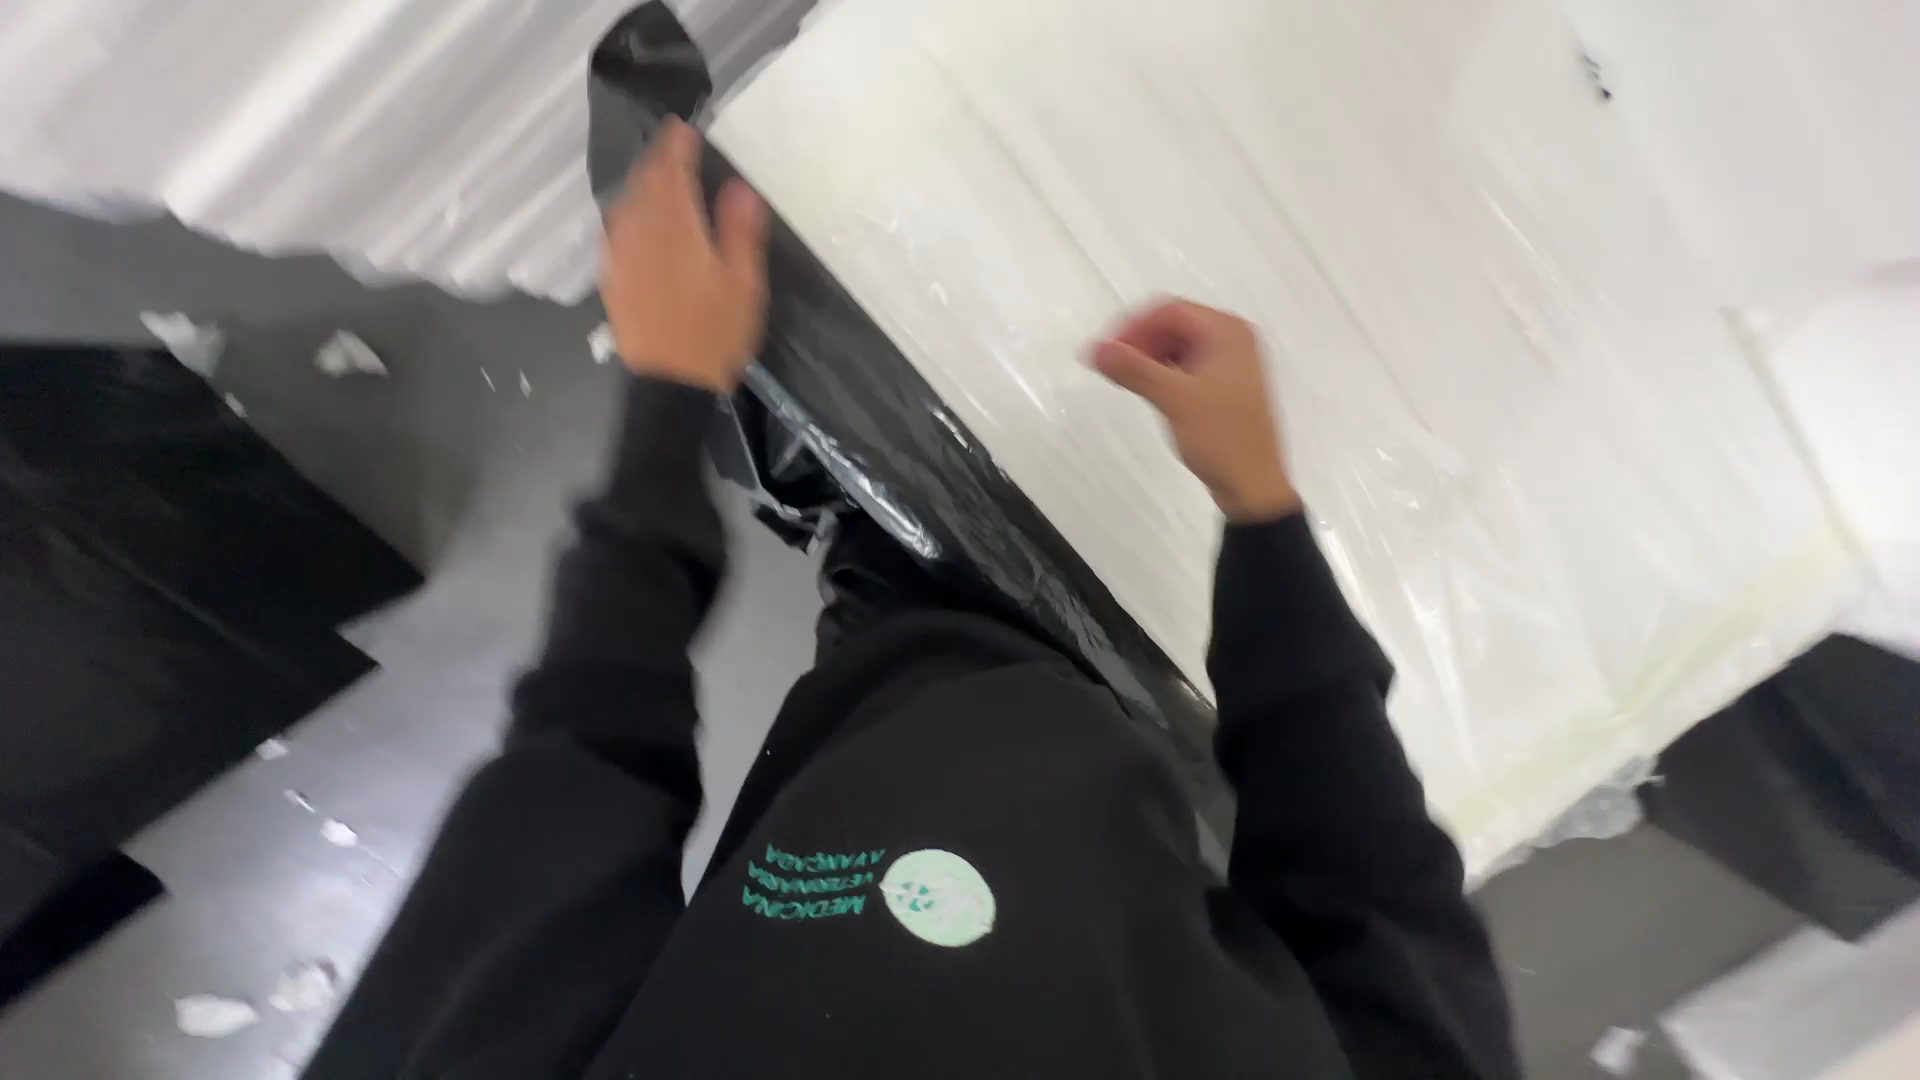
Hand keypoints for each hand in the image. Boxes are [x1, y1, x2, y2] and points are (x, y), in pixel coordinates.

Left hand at [601, 117, 769, 393]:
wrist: (671, 385)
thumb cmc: (714, 335)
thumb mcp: (744, 286)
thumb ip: (741, 232)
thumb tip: (741, 188)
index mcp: (674, 225)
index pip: (672, 169)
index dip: (678, 145)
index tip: (686, 128)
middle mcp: (639, 230)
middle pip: (645, 183)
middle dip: (660, 164)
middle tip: (676, 151)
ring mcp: (620, 255)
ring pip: (627, 206)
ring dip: (644, 189)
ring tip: (661, 184)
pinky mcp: (613, 279)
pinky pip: (618, 233)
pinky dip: (631, 218)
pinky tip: (639, 227)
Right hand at [1091, 299, 1300, 521]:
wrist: (1253, 485)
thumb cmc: (1221, 439)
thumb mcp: (1174, 400)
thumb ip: (1134, 370)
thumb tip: (1096, 349)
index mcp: (1228, 332)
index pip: (1170, 311)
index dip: (1133, 327)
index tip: (1107, 353)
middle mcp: (1234, 339)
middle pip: (1174, 325)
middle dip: (1139, 342)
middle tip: (1113, 368)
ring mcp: (1232, 364)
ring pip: (1179, 347)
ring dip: (1149, 359)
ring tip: (1126, 382)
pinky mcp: (1225, 387)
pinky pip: (1187, 366)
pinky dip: (1164, 373)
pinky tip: (1149, 392)